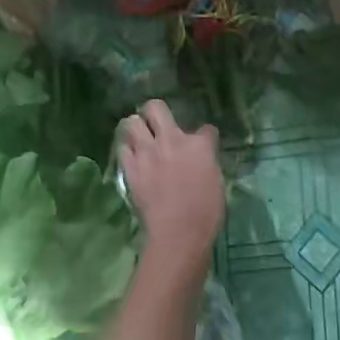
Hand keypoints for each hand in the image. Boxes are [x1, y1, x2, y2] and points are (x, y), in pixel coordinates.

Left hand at [119, 100, 223, 271]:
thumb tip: (202, 160)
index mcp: (200, 145)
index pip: (206, 129)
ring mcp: (147, 152)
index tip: (204, 143)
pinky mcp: (130, 167)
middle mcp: (172, 140)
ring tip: (140, 138)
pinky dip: (127, 149)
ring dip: (136, 127)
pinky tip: (133, 157)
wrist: (178, 231)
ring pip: (131, 122)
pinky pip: (122, 147)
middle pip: (156, 108)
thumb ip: (207, 164)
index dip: (205, 136)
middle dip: (155, 112)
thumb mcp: (217, 182)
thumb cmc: (206, 212)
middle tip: (157, 125)